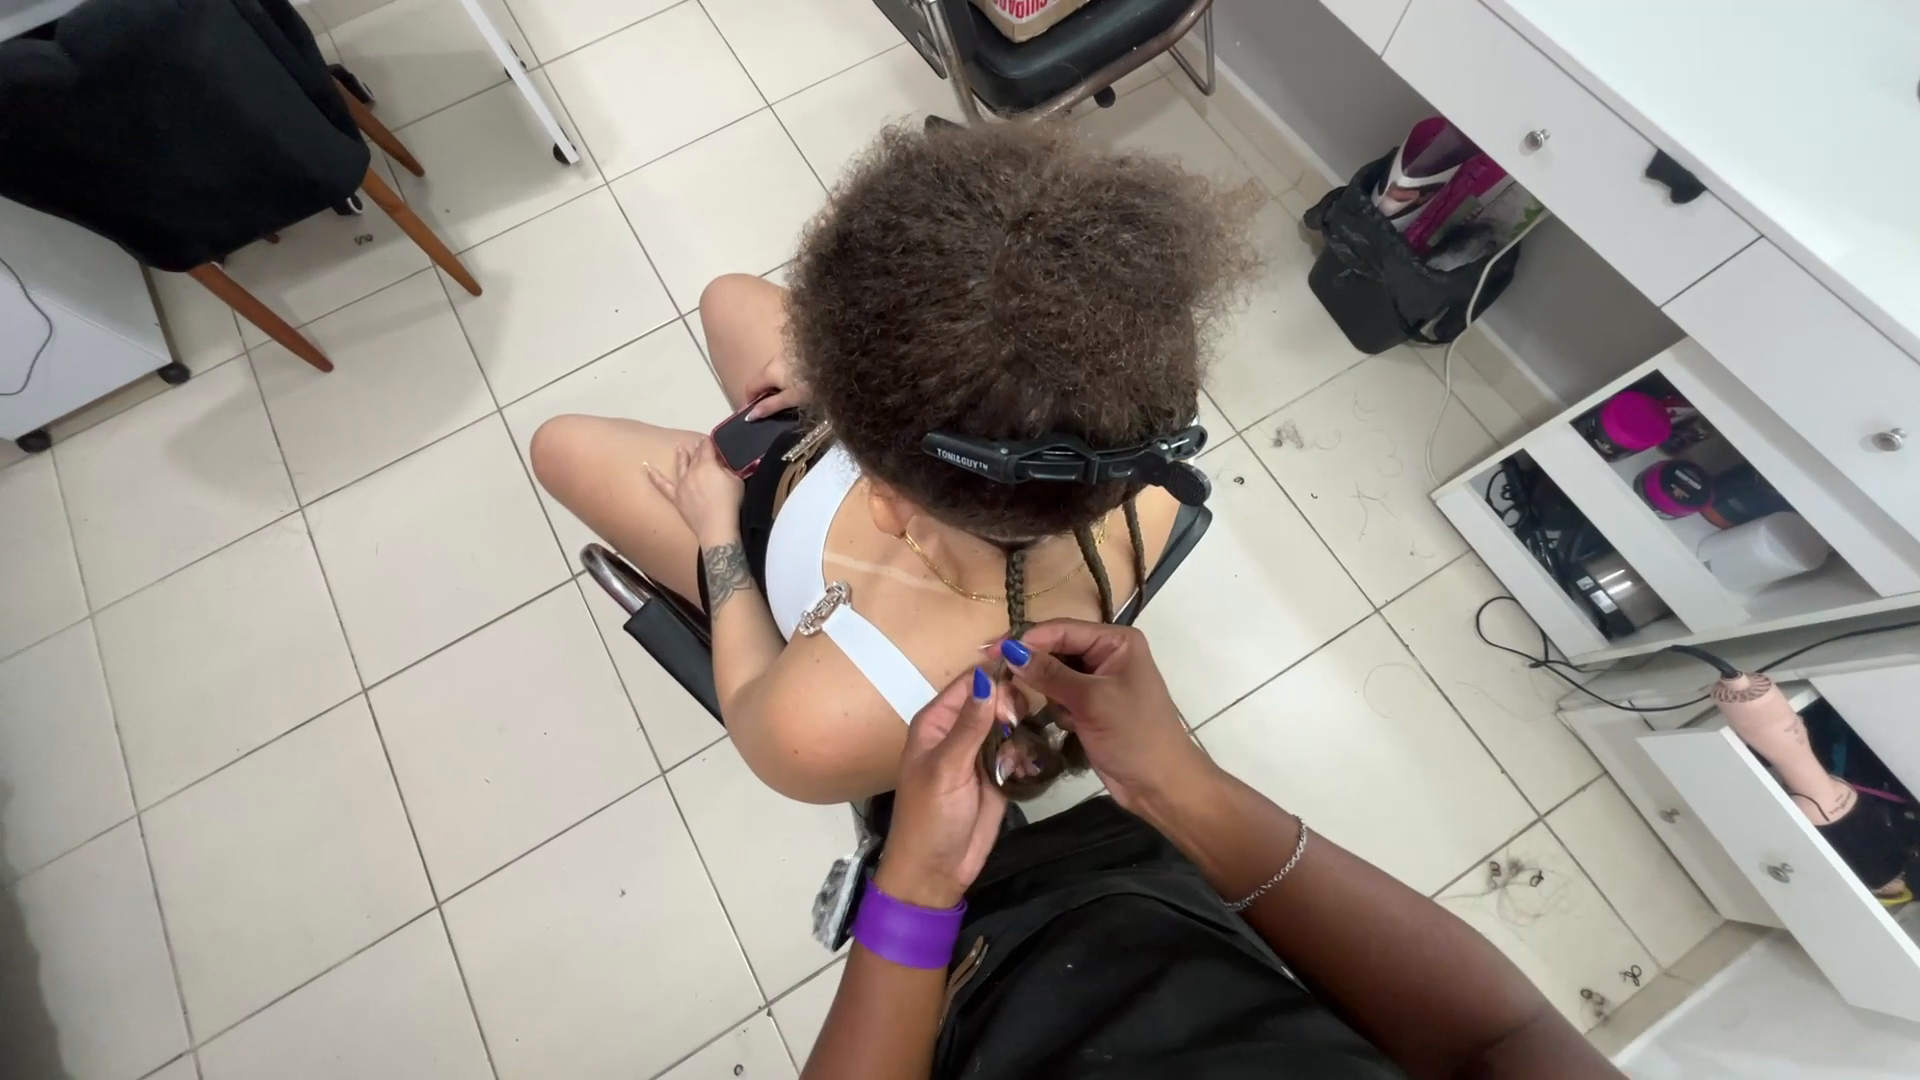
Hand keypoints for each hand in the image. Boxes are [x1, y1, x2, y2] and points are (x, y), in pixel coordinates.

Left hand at [645, 437, 744, 546]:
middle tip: (698, 443)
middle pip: (695, 456)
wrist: (717, 526)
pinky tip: (646, 467)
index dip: (709, 442)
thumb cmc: (731, 503)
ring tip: (679, 448)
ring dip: (680, 456)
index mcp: (707, 465)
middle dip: (698, 449)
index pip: (707, 448)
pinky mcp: (676, 497)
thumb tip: (721, 464)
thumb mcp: (736, 481)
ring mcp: (681, 484)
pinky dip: (654, 475)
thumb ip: (727, 469)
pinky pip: (662, 484)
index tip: (710, 439)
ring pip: (680, 466)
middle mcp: (692, 471)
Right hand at [743, 351, 807, 418]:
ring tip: (782, 402)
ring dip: (773, 387)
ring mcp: (786, 355)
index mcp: (768, 371)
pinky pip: (783, 369)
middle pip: (761, 379)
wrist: (837, 363)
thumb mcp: (791, 399)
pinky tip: (794, 388)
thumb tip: (749, 416)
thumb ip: (770, 406)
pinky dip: (783, 380)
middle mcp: (773, 360)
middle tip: (767, 411)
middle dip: (761, 395)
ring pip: (773, 374)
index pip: (750, 387)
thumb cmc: (812, 384)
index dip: (748, 401)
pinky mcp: (798, 354)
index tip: (750, 415)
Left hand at [875, 668, 1008, 909]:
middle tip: (1016, 727)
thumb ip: (970, 724)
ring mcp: (980, 751)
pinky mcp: (998, 773)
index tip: (1021, 684)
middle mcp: (959, 730)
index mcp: (937, 721)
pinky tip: (1023, 768)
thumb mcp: (947, 768)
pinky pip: (1018, 750)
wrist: (936, 872)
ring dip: (1021, 731)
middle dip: (1012, 707)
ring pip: (1010, 723)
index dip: (995, 679)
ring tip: (1020, 749)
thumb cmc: (929, 817)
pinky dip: (1025, 754)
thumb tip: (987, 678)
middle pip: (995, 699)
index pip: (970, 682)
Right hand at [999, 621, 1218, 814]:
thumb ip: (1049, 674)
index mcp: (1116, 641)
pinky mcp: (1091, 705)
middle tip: (1001, 677)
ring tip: (1051, 710)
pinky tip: (1068, 726)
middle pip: (1056, 649)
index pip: (1062, 630)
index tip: (992, 649)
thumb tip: (1010, 650)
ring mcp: (1099, 681)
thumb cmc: (1134, 736)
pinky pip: (1060, 695)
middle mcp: (1107, 654)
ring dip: (1047, 692)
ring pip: (1054, 674)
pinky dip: (1056, 708)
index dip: (1027, 638)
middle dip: (1035, 667)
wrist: (1161, 786)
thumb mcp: (1091, 701)